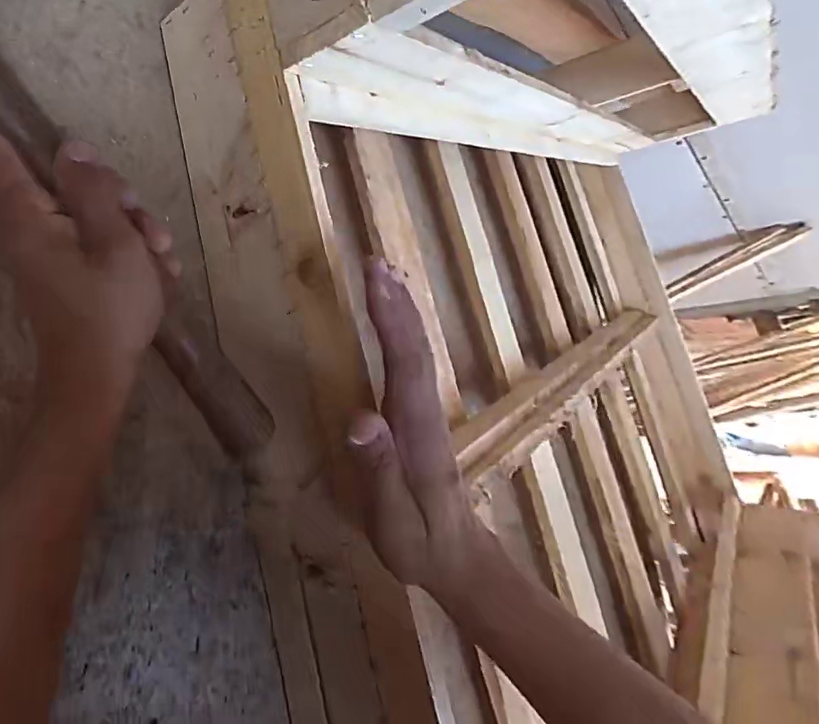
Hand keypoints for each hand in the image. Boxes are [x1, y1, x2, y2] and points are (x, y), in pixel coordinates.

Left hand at [0, 70, 173, 422]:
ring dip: (131, 225)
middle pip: (69, 180)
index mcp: (29, 218)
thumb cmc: (108, 311)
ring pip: (92, 208)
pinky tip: (153, 270)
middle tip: (147, 227)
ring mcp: (47, 250)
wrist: (97, 382)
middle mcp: (30, 229)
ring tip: (158, 259)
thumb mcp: (115, 241)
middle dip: (116, 194)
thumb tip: (71, 148)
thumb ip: (93, 189)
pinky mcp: (64, 267)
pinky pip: (96, 236)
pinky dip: (126, 247)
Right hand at [346, 258, 491, 597]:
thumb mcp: (394, 523)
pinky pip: (414, 359)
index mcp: (418, 431)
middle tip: (375, 261)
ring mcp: (427, 409)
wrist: (459, 557)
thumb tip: (360, 418)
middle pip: (416, 346)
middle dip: (396, 302)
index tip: (374, 280)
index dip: (391, 320)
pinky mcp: (422, 412)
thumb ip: (379, 471)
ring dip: (402, 307)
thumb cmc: (419, 544)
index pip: (406, 365)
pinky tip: (394, 312)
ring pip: (419, 348)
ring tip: (384, 271)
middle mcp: (426, 410)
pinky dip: (404, 327)